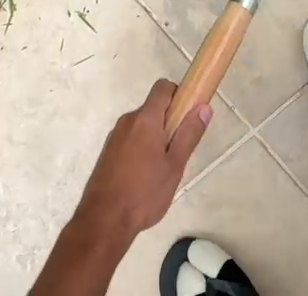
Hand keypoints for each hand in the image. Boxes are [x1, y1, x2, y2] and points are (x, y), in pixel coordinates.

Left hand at [72, 79, 212, 243]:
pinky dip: (142, 148)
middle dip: (169, 122)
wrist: (104, 220)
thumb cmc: (144, 193)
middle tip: (179, 151)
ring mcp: (115, 136)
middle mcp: (127, 121)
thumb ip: (189, 134)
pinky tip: (145, 176)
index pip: (163, 88)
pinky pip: (131, 139)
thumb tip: (203, 106)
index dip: (179, 95)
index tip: (189, 116)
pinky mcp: (108, 151)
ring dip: (156, 137)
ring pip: (142, 126)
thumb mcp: (174, 166)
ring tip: (162, 170)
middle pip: (153, 108)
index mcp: (145, 119)